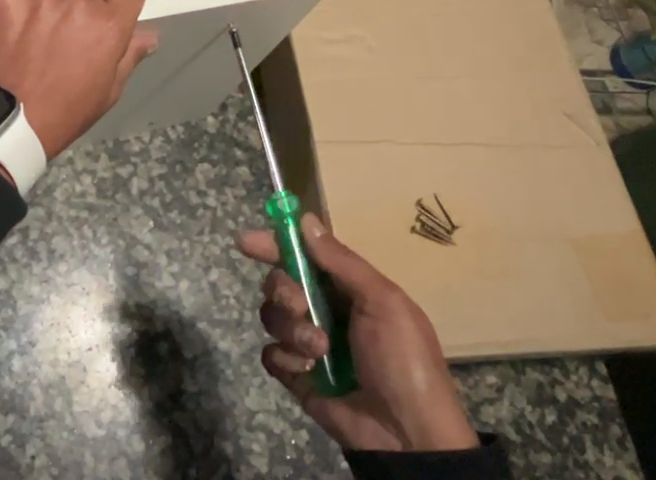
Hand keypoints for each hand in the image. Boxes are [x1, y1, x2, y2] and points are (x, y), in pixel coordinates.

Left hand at [0, 0, 157, 158]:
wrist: (2, 122)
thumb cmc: (63, 114)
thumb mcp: (107, 93)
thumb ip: (129, 56)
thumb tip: (149, 35)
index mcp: (108, 24)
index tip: (116, 11)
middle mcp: (77, 2)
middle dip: (91, 5)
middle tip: (75, 34)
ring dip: (56, 7)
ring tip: (40, 40)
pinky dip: (24, 10)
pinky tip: (15, 35)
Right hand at [238, 214, 477, 453]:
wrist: (408, 435)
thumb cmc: (403, 360)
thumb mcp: (383, 302)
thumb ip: (341, 261)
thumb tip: (306, 219)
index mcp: (348, 288)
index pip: (304, 255)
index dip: (275, 243)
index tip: (247, 242)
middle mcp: (325, 310)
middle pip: (280, 282)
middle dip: (284, 291)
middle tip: (301, 305)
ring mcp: (308, 344)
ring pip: (272, 316)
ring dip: (291, 329)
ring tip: (318, 351)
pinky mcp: (297, 376)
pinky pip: (271, 354)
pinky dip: (285, 359)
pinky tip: (306, 371)